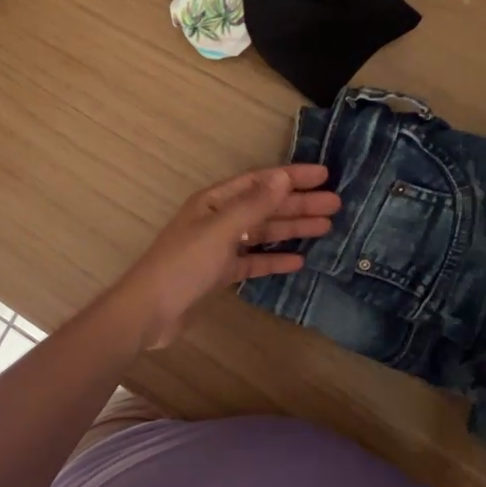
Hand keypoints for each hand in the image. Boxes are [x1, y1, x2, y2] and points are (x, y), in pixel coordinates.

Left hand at [110, 164, 339, 349]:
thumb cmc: (183, 265)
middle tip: (336, 204)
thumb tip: (282, 177)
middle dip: (297, 204)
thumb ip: (252, 205)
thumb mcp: (220, 230)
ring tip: (326, 227)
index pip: (257, 182)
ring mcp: (216, 249)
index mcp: (212, 202)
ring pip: (260, 234)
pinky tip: (298, 261)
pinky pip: (251, 262)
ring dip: (291, 229)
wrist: (150, 310)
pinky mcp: (217, 275)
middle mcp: (215, 220)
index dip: (289, 177)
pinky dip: (273, 260)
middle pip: (262, 207)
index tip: (324, 176)